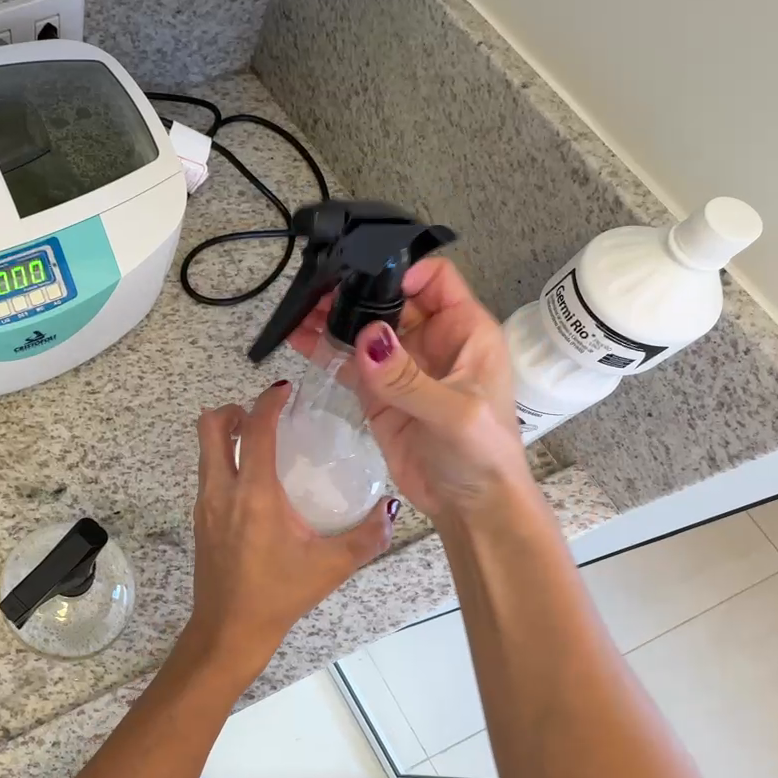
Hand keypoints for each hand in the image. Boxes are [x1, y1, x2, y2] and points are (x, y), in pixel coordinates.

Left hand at [184, 383, 394, 684]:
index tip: (285, 391)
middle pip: (209, 427)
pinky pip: (206, 473)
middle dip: (234, 409)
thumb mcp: (331, 567)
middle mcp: (221, 491)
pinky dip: (223, 460)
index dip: (268, 401)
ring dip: (226, 434)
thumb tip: (392, 509)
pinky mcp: (199, 519)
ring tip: (259, 440)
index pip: (254, 429)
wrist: (228, 629)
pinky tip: (252, 480)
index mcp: (254, 494)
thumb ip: (367, 536)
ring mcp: (204, 505)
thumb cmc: (280, 596)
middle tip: (263, 414)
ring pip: (204, 450)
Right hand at [288, 257, 533, 522]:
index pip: (435, 280)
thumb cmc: (480, 454)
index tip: (362, 277)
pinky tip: (297, 339)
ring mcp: (401, 367)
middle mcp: (432, 341)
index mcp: (465, 332)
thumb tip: (366, 337)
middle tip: (315, 291)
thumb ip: (408, 377)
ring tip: (298, 312)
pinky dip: (323, 349)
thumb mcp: (453, 413)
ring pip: (365, 328)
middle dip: (356, 292)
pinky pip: (348, 362)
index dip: (401, 273)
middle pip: (391, 300)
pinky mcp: (377, 392)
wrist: (469, 505)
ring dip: (333, 318)